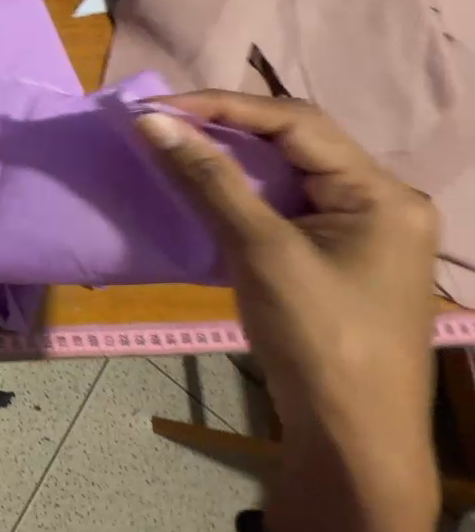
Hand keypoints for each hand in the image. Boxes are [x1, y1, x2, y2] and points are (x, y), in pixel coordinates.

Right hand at [134, 93, 439, 531]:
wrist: (350, 426)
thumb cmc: (316, 334)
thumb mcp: (259, 250)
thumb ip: (207, 180)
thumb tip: (150, 120)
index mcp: (380, 194)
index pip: (295, 123)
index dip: (221, 105)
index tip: (152, 107)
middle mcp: (377, 199)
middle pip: (292, 138)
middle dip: (221, 122)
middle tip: (154, 121)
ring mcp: (356, 225)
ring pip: (282, 166)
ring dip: (223, 151)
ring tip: (166, 143)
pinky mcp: (330, 248)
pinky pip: (277, 195)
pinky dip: (232, 182)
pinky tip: (197, 183)